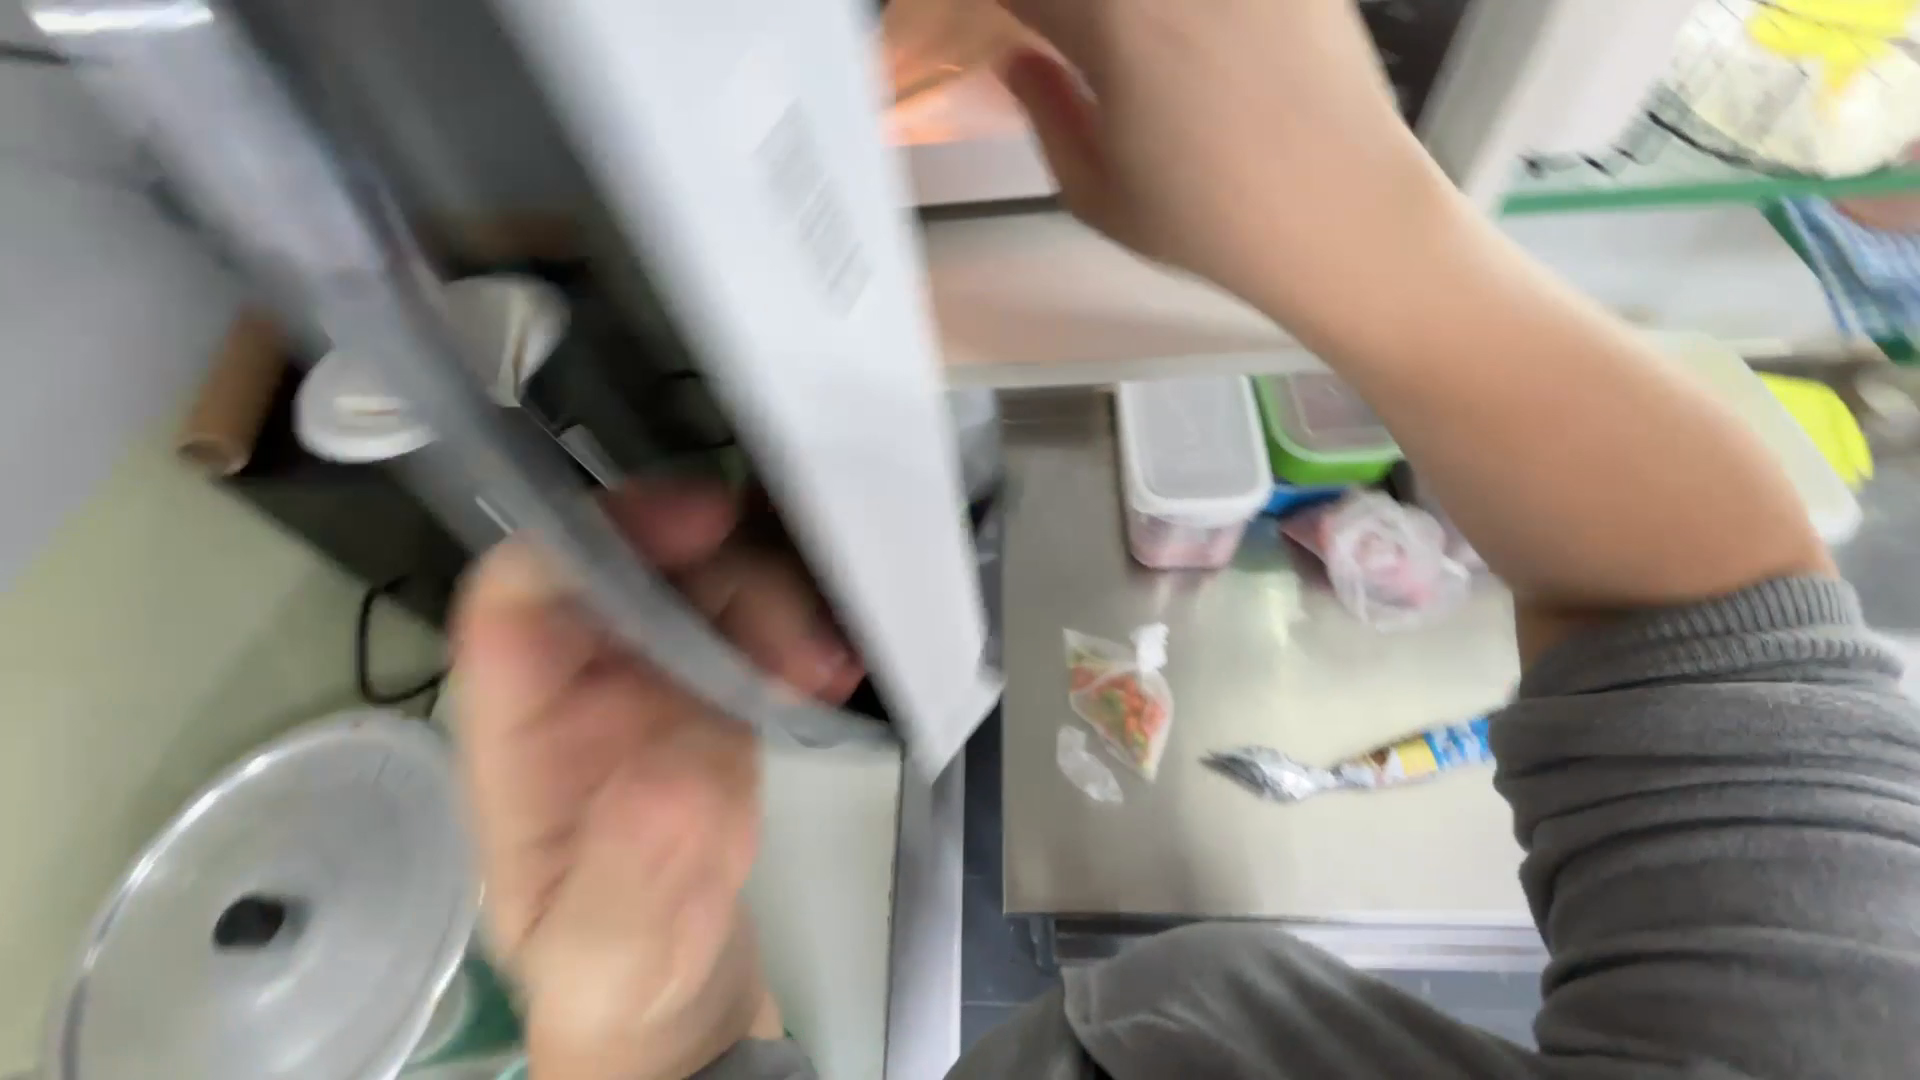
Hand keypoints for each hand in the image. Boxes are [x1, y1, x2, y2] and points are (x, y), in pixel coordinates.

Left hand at [452, 483, 862, 1079]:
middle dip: (718, 567)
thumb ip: (626, 875)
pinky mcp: (721, 693)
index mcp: (523, 726)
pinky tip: (835, 668)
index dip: (594, 537)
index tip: (690, 527)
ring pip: (710, 586)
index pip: (524, 592)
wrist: (680, 989)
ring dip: (775, 600)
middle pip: (639, 569)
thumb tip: (672, 775)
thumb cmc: (614, 975)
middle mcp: (587, 682)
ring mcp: (660, 682)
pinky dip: (803, 632)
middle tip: (790, 608)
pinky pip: (761, 631)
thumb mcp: (604, 951)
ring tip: (825, 662)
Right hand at [998, 0, 1461, 333]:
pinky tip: (1194, 49)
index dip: (1009, 15)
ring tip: (1130, 51)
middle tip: (1072, 49)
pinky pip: (1208, 2)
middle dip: (1072, 19)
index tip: (1020, 39)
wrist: (1337, 211)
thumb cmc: (1209, 222)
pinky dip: (1180, 19)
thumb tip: (1022, 62)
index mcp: (1114, 19)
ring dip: (1125, 19)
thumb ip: (1045, 117)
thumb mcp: (1098, 197)